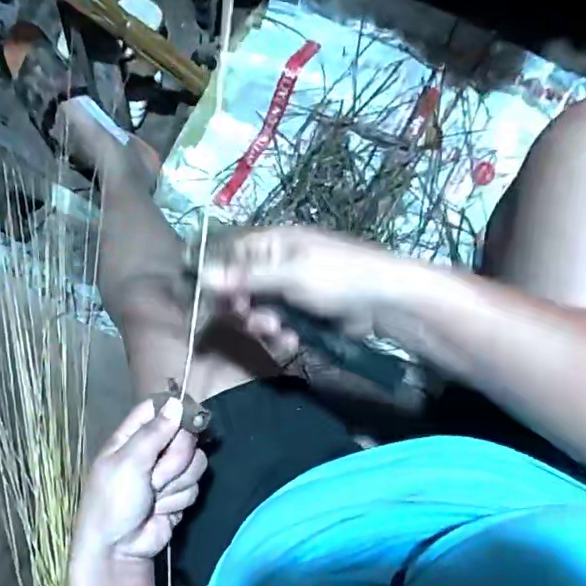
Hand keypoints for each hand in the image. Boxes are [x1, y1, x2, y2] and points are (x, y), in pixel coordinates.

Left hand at [74, 397, 206, 562]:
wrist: (119, 548)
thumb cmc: (113, 501)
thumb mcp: (127, 462)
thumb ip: (153, 433)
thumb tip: (175, 402)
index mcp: (132, 437)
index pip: (158, 409)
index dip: (175, 411)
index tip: (189, 418)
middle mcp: (152, 451)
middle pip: (184, 436)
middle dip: (174, 460)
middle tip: (154, 476)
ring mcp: (167, 473)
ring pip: (194, 463)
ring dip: (175, 484)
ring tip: (154, 498)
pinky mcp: (179, 494)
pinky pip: (195, 486)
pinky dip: (178, 500)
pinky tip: (161, 510)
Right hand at [201, 226, 431, 356]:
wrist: (384, 301)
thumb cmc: (338, 276)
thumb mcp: (289, 276)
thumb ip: (245, 278)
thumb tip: (202, 275)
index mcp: (270, 245)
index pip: (228, 261)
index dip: (222, 286)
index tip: (228, 305)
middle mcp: (274, 265)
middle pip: (239, 292)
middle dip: (247, 312)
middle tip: (261, 324)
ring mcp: (288, 291)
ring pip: (257, 313)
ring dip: (266, 327)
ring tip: (283, 333)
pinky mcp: (301, 314)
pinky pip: (278, 327)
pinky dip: (282, 336)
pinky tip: (294, 341)